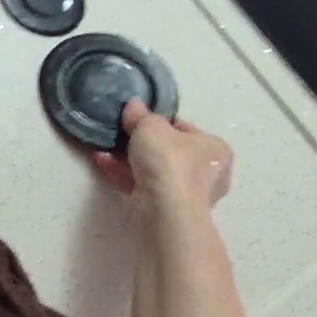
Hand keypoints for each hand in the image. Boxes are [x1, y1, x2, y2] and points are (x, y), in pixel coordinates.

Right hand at [92, 100, 233, 219]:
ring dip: (127, 157)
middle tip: (118, 132)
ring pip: (152, 168)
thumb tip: (134, 106)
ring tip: (104, 147)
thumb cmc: (168, 161)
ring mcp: (187, 192)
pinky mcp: (166, 207)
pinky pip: (141, 183)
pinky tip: (102, 161)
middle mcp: (206, 171)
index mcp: (213, 148)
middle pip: (167, 149)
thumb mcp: (151, 126)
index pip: (183, 128)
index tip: (135, 118)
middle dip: (139, 142)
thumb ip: (140, 114)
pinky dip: (123, 173)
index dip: (157, 121)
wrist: (164, 210)